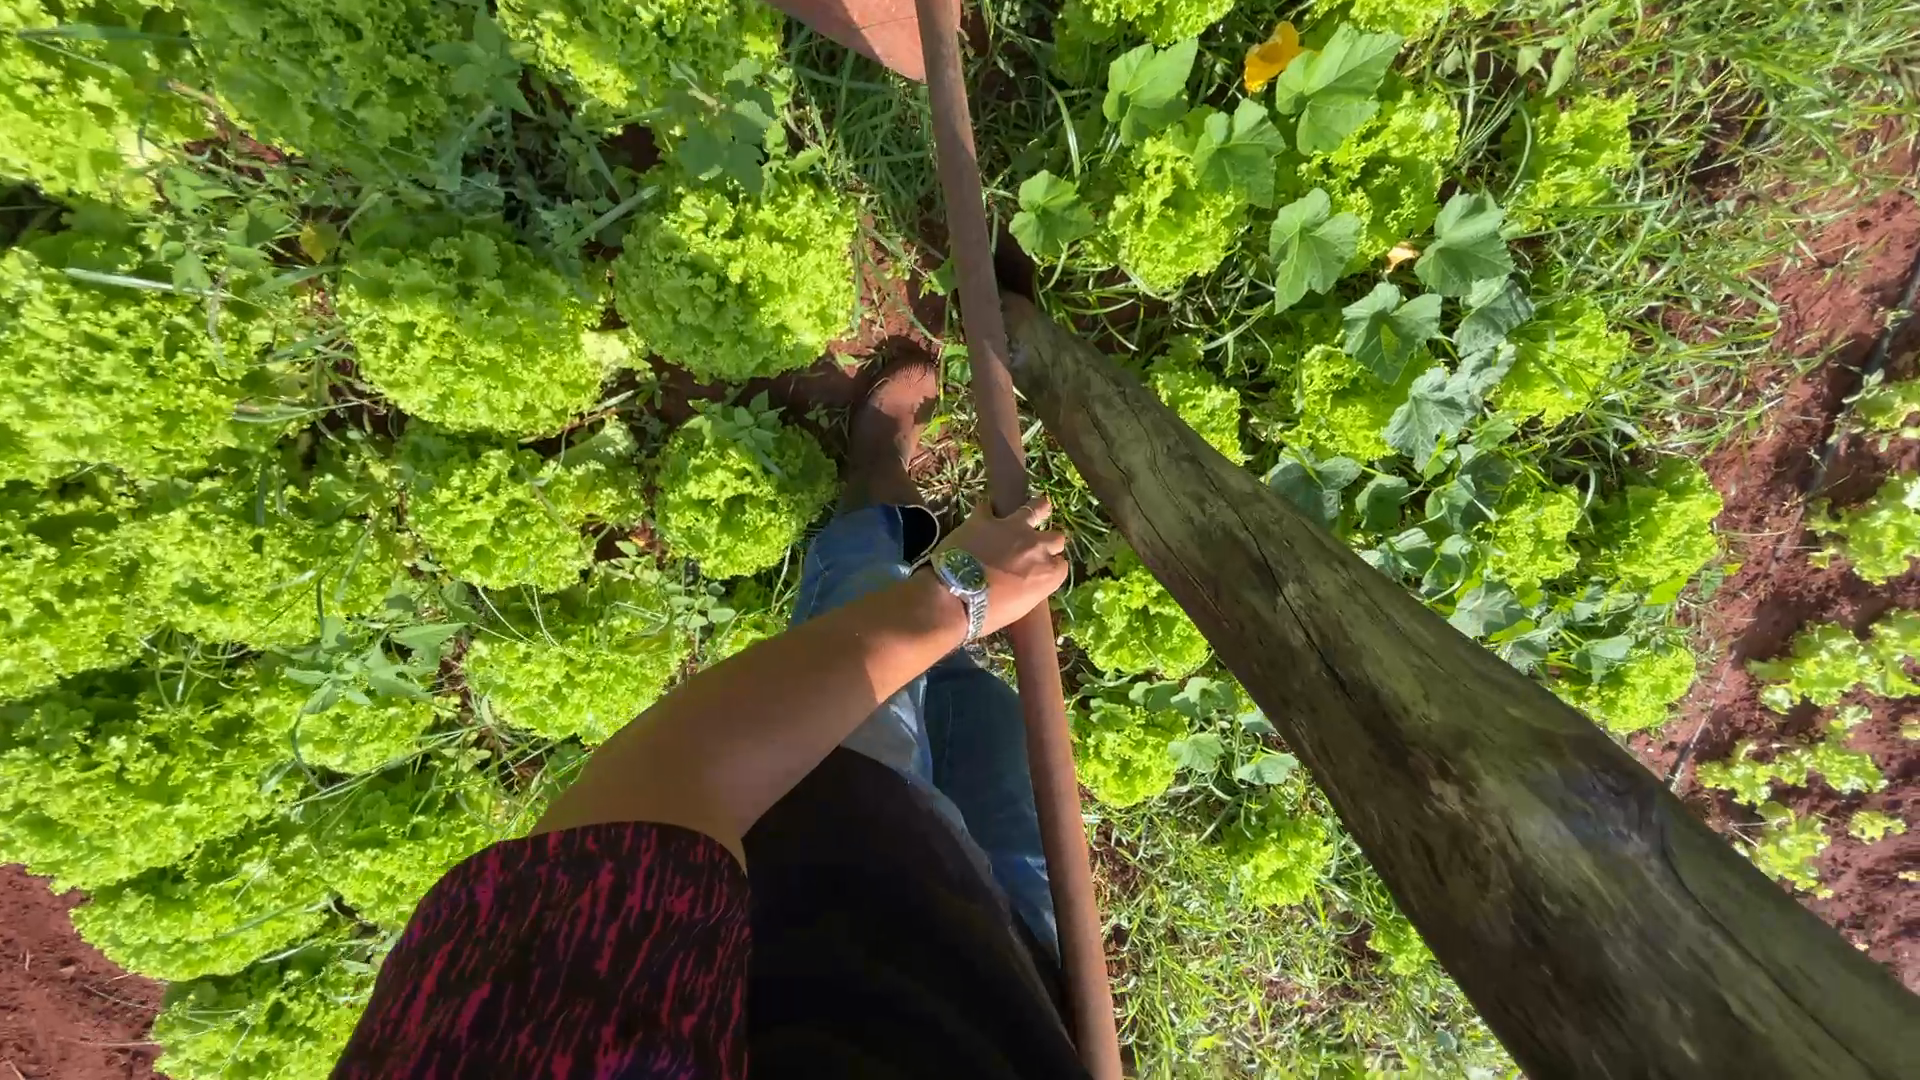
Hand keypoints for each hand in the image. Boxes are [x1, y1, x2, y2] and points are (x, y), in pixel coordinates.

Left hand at [937, 496, 1069, 636]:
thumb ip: (1030, 589)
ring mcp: (1012, 528)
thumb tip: (1024, 582)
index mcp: (1048, 573)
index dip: (1050, 567)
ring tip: (1033, 511)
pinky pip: (988, 507)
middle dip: (1047, 543)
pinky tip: (983, 515)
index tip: (1039, 571)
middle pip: (1056, 538)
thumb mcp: (1018, 609)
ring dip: (1036, 510)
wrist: (952, 598)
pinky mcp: (984, 519)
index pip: (1060, 565)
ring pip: (1037, 508)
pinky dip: (986, 512)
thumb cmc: (986, 615)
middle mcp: (1037, 546)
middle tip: (1034, 549)